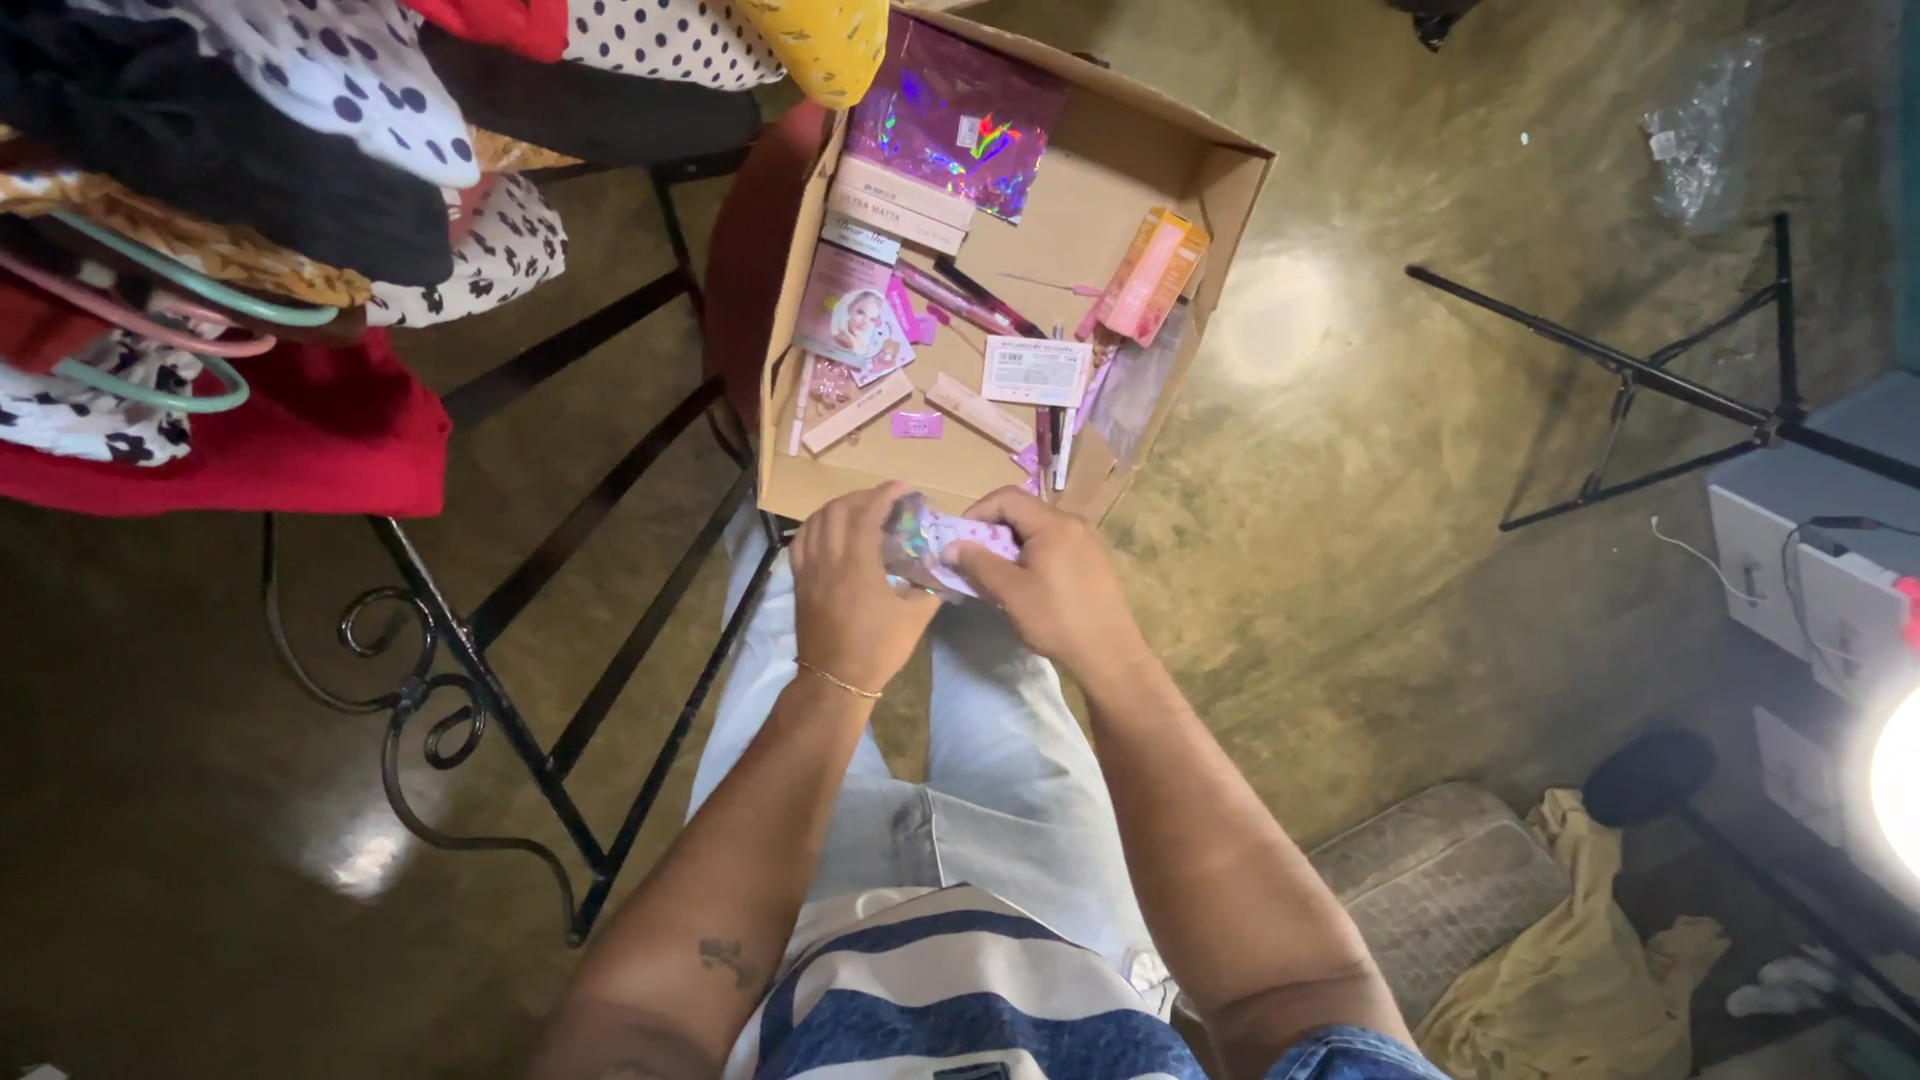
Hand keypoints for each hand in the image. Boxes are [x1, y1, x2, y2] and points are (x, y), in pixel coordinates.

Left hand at [791, 481, 938, 694]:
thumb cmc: (878, 648)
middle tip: (885, 499)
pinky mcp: (799, 581)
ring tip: (858, 508)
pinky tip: (829, 529)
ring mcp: (809, 570)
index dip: (885, 494)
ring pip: (816, 521)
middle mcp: (829, 560)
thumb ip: (931, 586)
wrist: (835, 679)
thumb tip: (943, 565)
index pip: (867, 514)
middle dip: (863, 496)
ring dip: (838, 507)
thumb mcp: (915, 618)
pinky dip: (816, 526)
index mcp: (858, 565)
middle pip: (839, 510)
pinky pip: (801, 541)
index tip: (904, 487)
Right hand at [942, 486, 1151, 683]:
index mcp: (1053, 524)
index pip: (1007, 498)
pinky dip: (1033, 553)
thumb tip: (950, 547)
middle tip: (976, 560)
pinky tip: (1028, 582)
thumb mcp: (1011, 592)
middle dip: (993, 531)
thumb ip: (979, 564)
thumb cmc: (1057, 619)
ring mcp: (1087, 540)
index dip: (977, 512)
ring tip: (999, 575)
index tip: (961, 540)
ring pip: (1039, 529)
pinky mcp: (1094, 559)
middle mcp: (1073, 523)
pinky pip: (1056, 543)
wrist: (1109, 653)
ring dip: (1012, 544)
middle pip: (1024, 511)